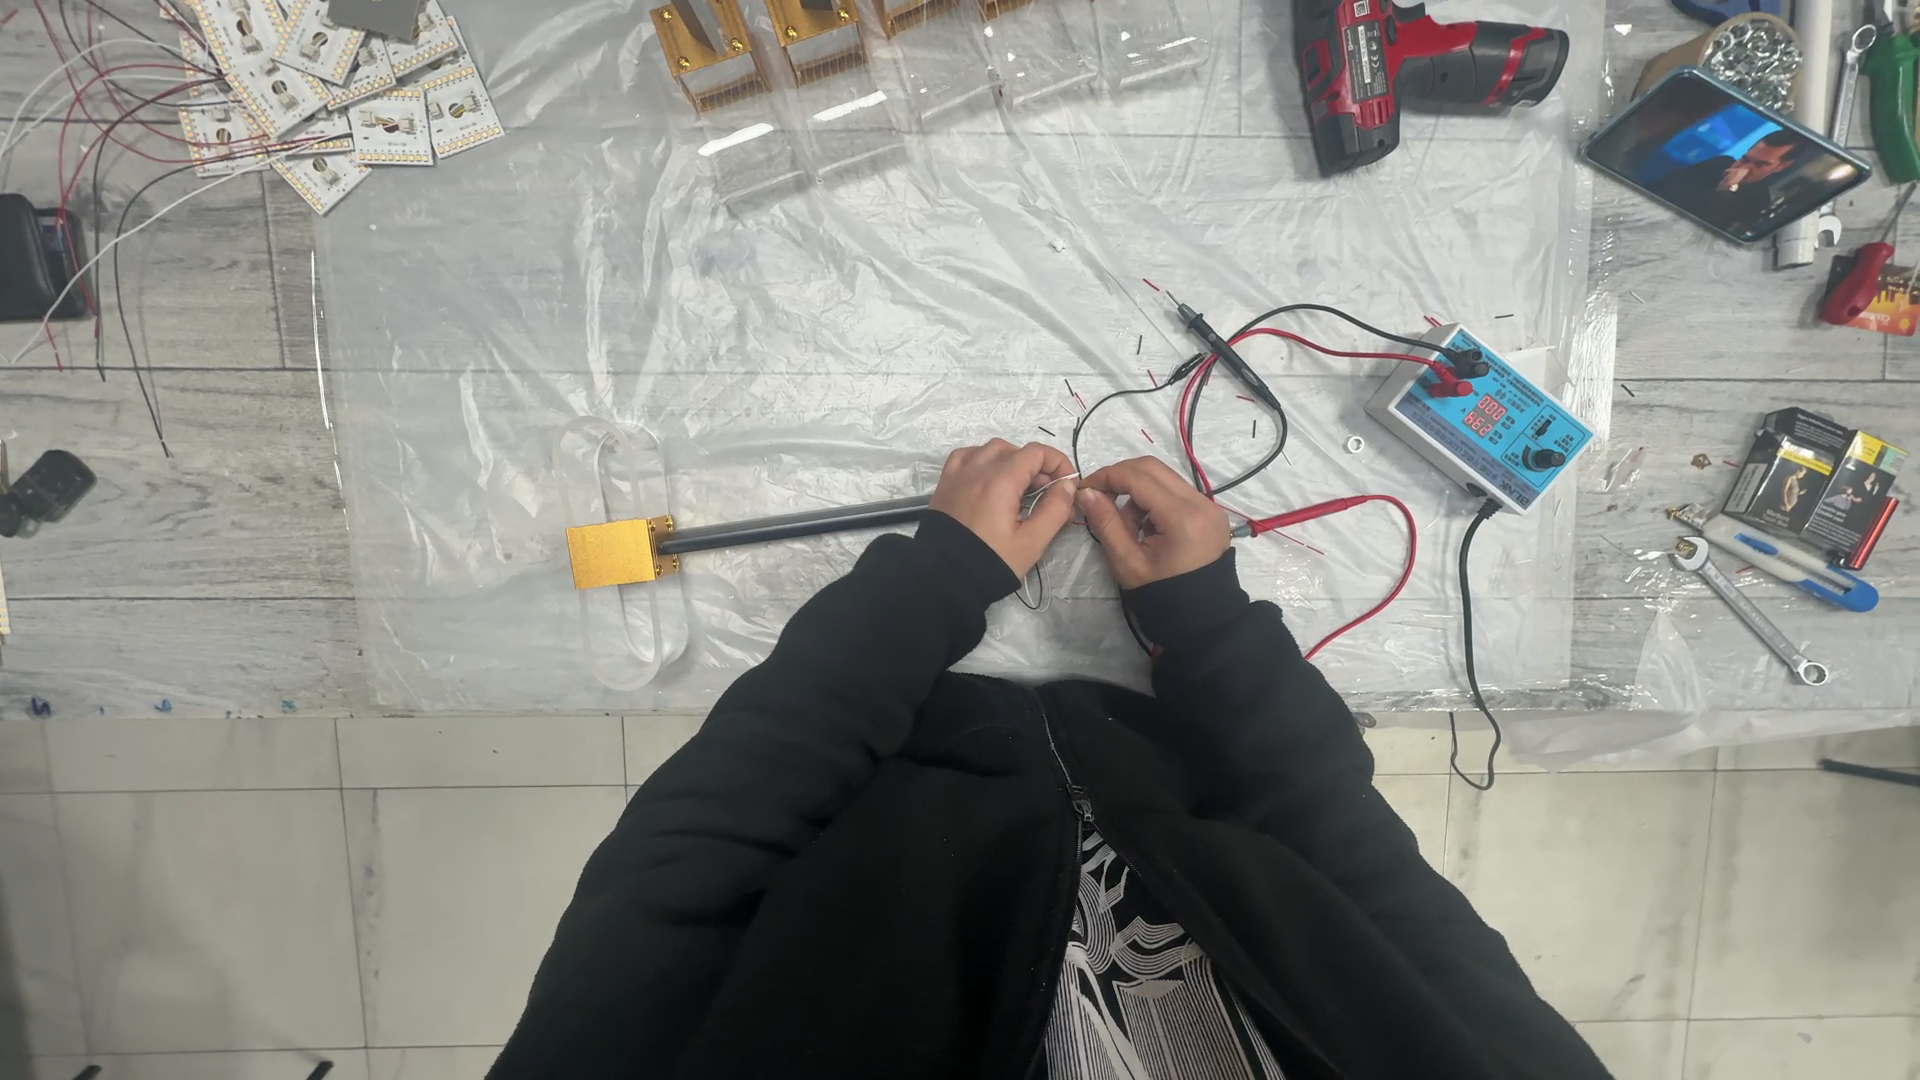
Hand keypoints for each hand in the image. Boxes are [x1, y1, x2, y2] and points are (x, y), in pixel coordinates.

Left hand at [928, 439, 1077, 577]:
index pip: (1037, 452)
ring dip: (1011, 461)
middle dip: (1037, 467)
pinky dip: (982, 460)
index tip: (1066, 485)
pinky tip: (988, 478)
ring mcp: (958, 474)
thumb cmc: (991, 561)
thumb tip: (1067, 485)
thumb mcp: (1031, 542)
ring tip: (1018, 488)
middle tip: (1046, 495)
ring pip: (990, 450)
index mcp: (1001, 480)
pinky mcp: (945, 484)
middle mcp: (978, 469)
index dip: (1058, 463)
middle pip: (1016, 450)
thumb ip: (1055, 510)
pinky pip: (966, 456)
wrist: (944, 577)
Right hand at [1077, 457, 1229, 588]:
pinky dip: (1153, 498)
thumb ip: (1105, 523)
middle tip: (1099, 497)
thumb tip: (1086, 492)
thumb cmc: (1161, 593)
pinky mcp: (1209, 511)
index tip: (1085, 488)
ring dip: (1137, 489)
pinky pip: (1175, 490)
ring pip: (1164, 476)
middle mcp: (1200, 502)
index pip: (1138, 477)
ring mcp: (1209, 505)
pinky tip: (1144, 525)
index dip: (1107, 476)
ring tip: (1125, 523)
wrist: (1202, 615)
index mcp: (1182, 517)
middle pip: (1152, 467)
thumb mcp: (1126, 562)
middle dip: (1120, 476)